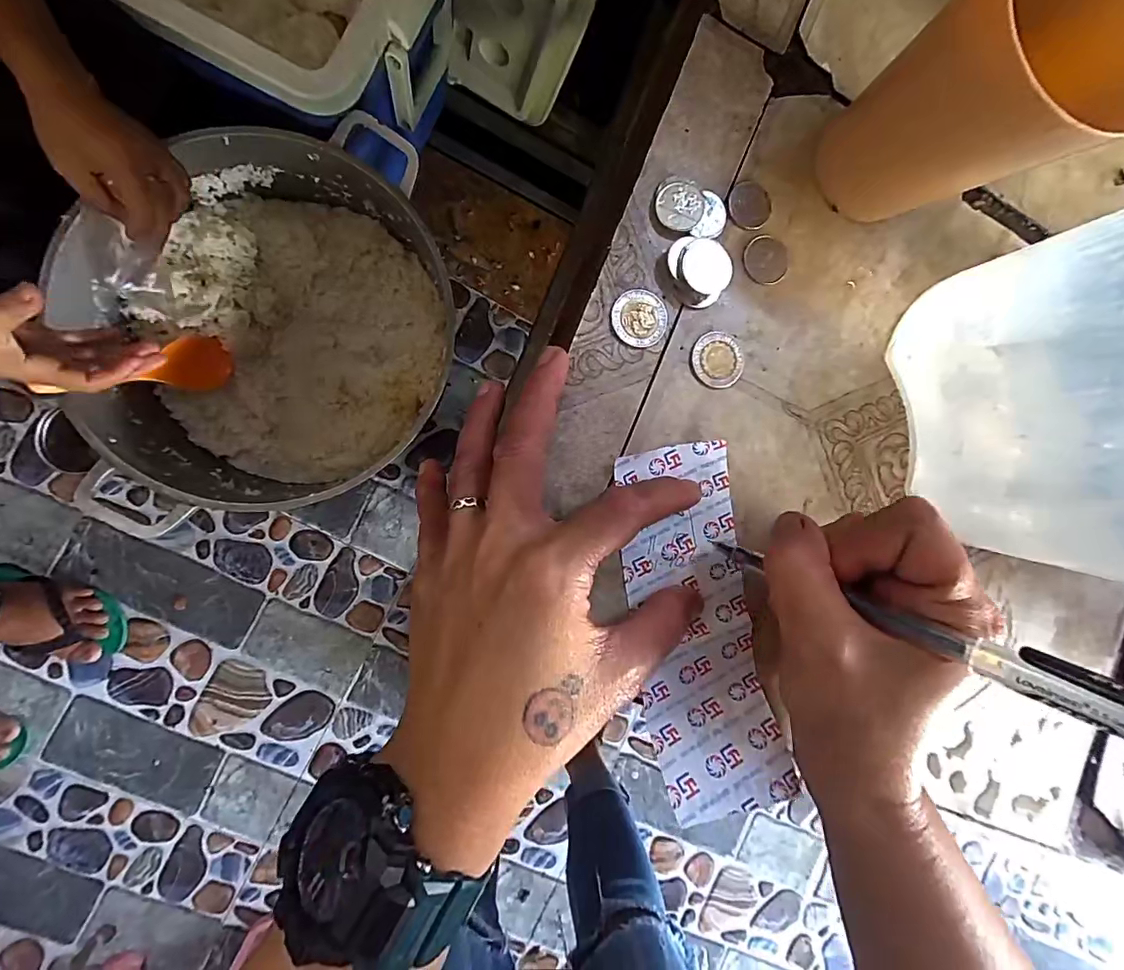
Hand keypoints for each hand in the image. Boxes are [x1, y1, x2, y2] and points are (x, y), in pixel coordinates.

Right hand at [0, 283, 164, 390]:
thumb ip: (11, 308)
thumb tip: (35, 292)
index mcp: (38, 370)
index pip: (88, 379)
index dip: (116, 373)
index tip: (141, 362)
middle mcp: (47, 365)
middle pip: (98, 369)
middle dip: (129, 362)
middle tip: (159, 353)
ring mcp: (43, 353)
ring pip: (90, 355)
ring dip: (118, 350)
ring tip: (148, 342)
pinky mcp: (35, 340)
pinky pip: (74, 341)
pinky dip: (96, 338)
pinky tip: (118, 333)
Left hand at [23, 77, 188, 246]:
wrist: (64, 88)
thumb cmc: (61, 129)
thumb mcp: (71, 171)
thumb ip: (101, 200)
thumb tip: (123, 217)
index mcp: (128, 172)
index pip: (148, 213)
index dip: (145, 233)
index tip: (138, 245)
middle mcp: (151, 165)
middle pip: (169, 205)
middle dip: (161, 225)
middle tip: (149, 238)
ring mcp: (158, 153)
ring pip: (181, 190)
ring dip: (173, 209)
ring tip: (158, 218)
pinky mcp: (157, 146)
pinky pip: (177, 176)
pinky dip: (175, 192)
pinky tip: (161, 196)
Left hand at [378, 346, 703, 874]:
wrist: (456, 765)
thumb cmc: (540, 723)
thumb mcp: (616, 677)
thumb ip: (661, 624)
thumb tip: (694, 589)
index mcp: (556, 567)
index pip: (621, 511)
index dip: (658, 496)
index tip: (684, 494)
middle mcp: (503, 543)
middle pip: (521, 452)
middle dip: (539, 399)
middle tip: (553, 358)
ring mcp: (458, 554)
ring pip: (466, 469)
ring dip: (481, 423)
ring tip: (494, 387)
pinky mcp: (430, 574)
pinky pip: (430, 514)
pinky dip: (435, 483)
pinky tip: (437, 461)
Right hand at [763, 499, 1001, 805]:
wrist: (850, 775)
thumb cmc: (848, 723)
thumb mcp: (819, 644)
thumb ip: (801, 574)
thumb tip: (789, 524)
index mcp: (957, 603)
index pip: (910, 523)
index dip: (859, 543)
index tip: (831, 590)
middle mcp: (943, 592)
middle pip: (874, 529)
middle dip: (829, 564)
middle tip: (815, 615)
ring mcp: (912, 598)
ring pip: (850, 544)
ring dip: (815, 577)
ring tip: (811, 624)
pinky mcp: (884, 606)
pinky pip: (838, 567)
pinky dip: (812, 587)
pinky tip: (812, 623)